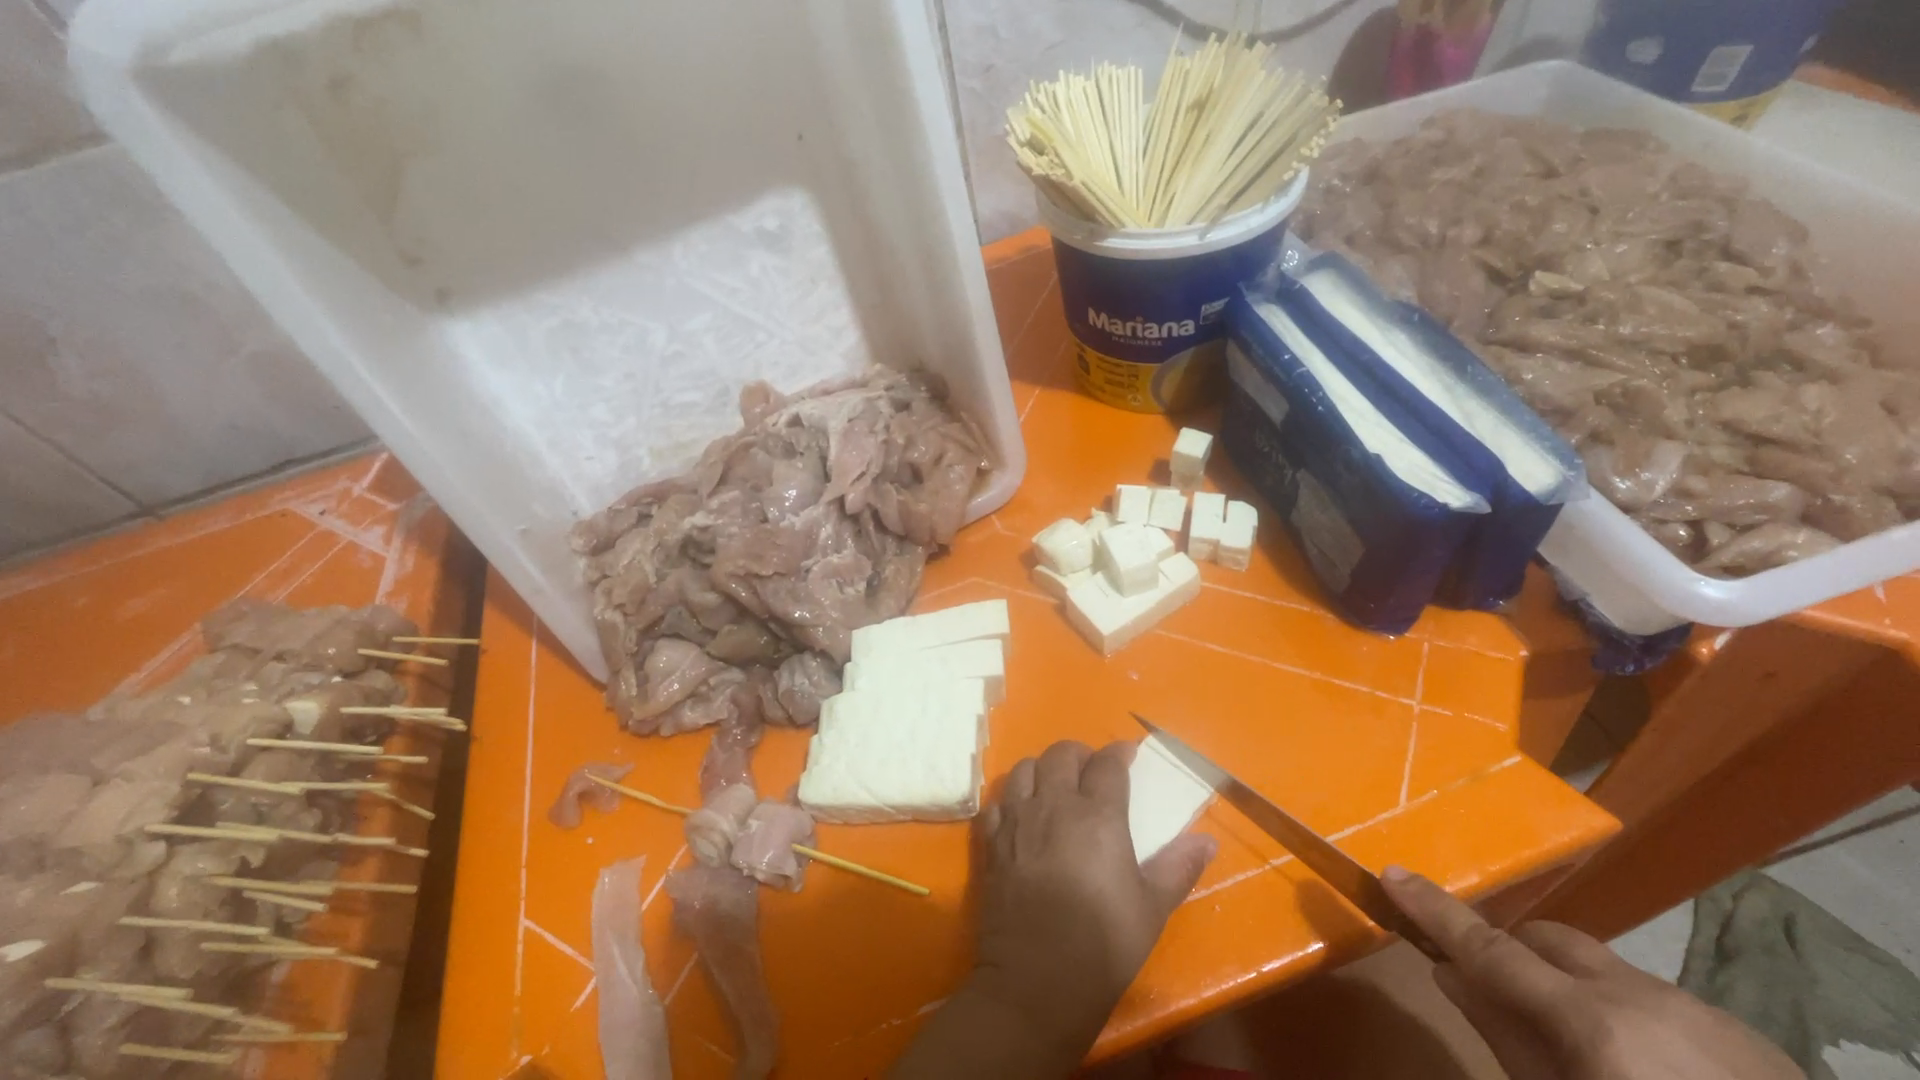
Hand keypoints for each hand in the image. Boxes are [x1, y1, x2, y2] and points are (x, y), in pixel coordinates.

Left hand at [973, 740, 1216, 1029]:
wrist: (1036, 980)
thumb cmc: (1104, 944)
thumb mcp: (1153, 908)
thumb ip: (1179, 867)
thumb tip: (1207, 841)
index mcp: (1098, 815)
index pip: (1107, 764)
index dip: (1119, 753)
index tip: (1129, 756)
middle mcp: (1053, 806)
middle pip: (1061, 754)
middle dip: (1080, 754)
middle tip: (1092, 771)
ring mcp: (1016, 821)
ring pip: (1024, 769)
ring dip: (1042, 770)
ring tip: (1055, 788)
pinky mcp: (990, 843)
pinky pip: (996, 802)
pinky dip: (1010, 799)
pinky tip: (1020, 816)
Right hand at [1381, 867, 1804, 1079]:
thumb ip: (1505, 1039)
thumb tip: (1453, 977)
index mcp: (1592, 1021)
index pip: (1492, 949)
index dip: (1437, 911)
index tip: (1393, 874)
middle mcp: (1644, 996)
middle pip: (1552, 939)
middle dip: (1516, 954)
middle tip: (1500, 996)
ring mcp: (1702, 1009)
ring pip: (1608, 970)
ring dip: (1577, 992)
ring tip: (1594, 1057)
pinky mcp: (1747, 1032)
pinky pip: (1664, 1002)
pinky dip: (1636, 1020)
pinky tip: (1656, 1075)